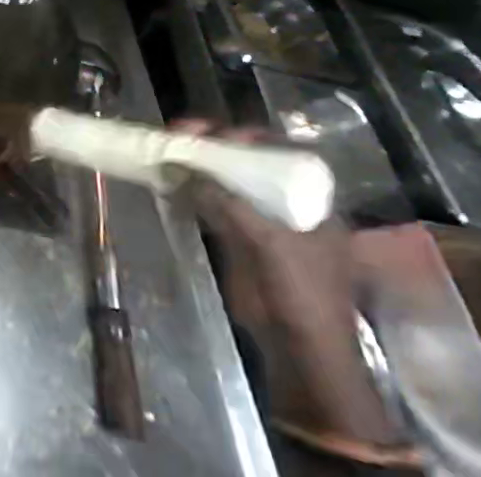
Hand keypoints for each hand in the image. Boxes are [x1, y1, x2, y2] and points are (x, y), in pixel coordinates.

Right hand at [173, 121, 416, 465]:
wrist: (299, 348)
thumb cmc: (299, 291)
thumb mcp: (267, 241)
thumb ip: (226, 201)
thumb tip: (181, 166)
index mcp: (313, 199)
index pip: (278, 150)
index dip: (242, 135)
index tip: (208, 131)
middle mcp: (290, 202)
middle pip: (248, 161)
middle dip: (214, 147)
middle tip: (178, 135)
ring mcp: (265, 220)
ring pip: (229, 181)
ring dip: (199, 167)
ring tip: (167, 151)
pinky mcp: (243, 239)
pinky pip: (216, 205)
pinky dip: (194, 191)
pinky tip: (170, 181)